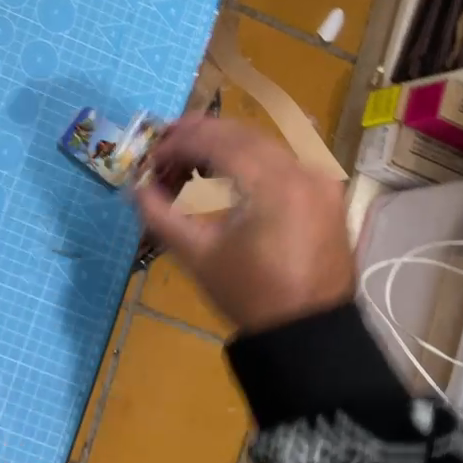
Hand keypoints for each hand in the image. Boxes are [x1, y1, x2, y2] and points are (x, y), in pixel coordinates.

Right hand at [132, 114, 353, 333]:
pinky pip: (284, 157)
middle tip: (164, 147)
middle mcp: (301, 169)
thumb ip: (159, 213)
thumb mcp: (195, 255)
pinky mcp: (326, 191)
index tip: (150, 158)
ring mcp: (319, 178)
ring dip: (223, 143)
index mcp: (270, 184)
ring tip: (191, 160)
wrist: (310, 329)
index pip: (214, 141)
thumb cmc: (249, 294)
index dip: (176, 143)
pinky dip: (252, 155)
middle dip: (198, 135)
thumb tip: (136, 186)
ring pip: (263, 141)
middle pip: (240, 133)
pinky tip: (229, 168)